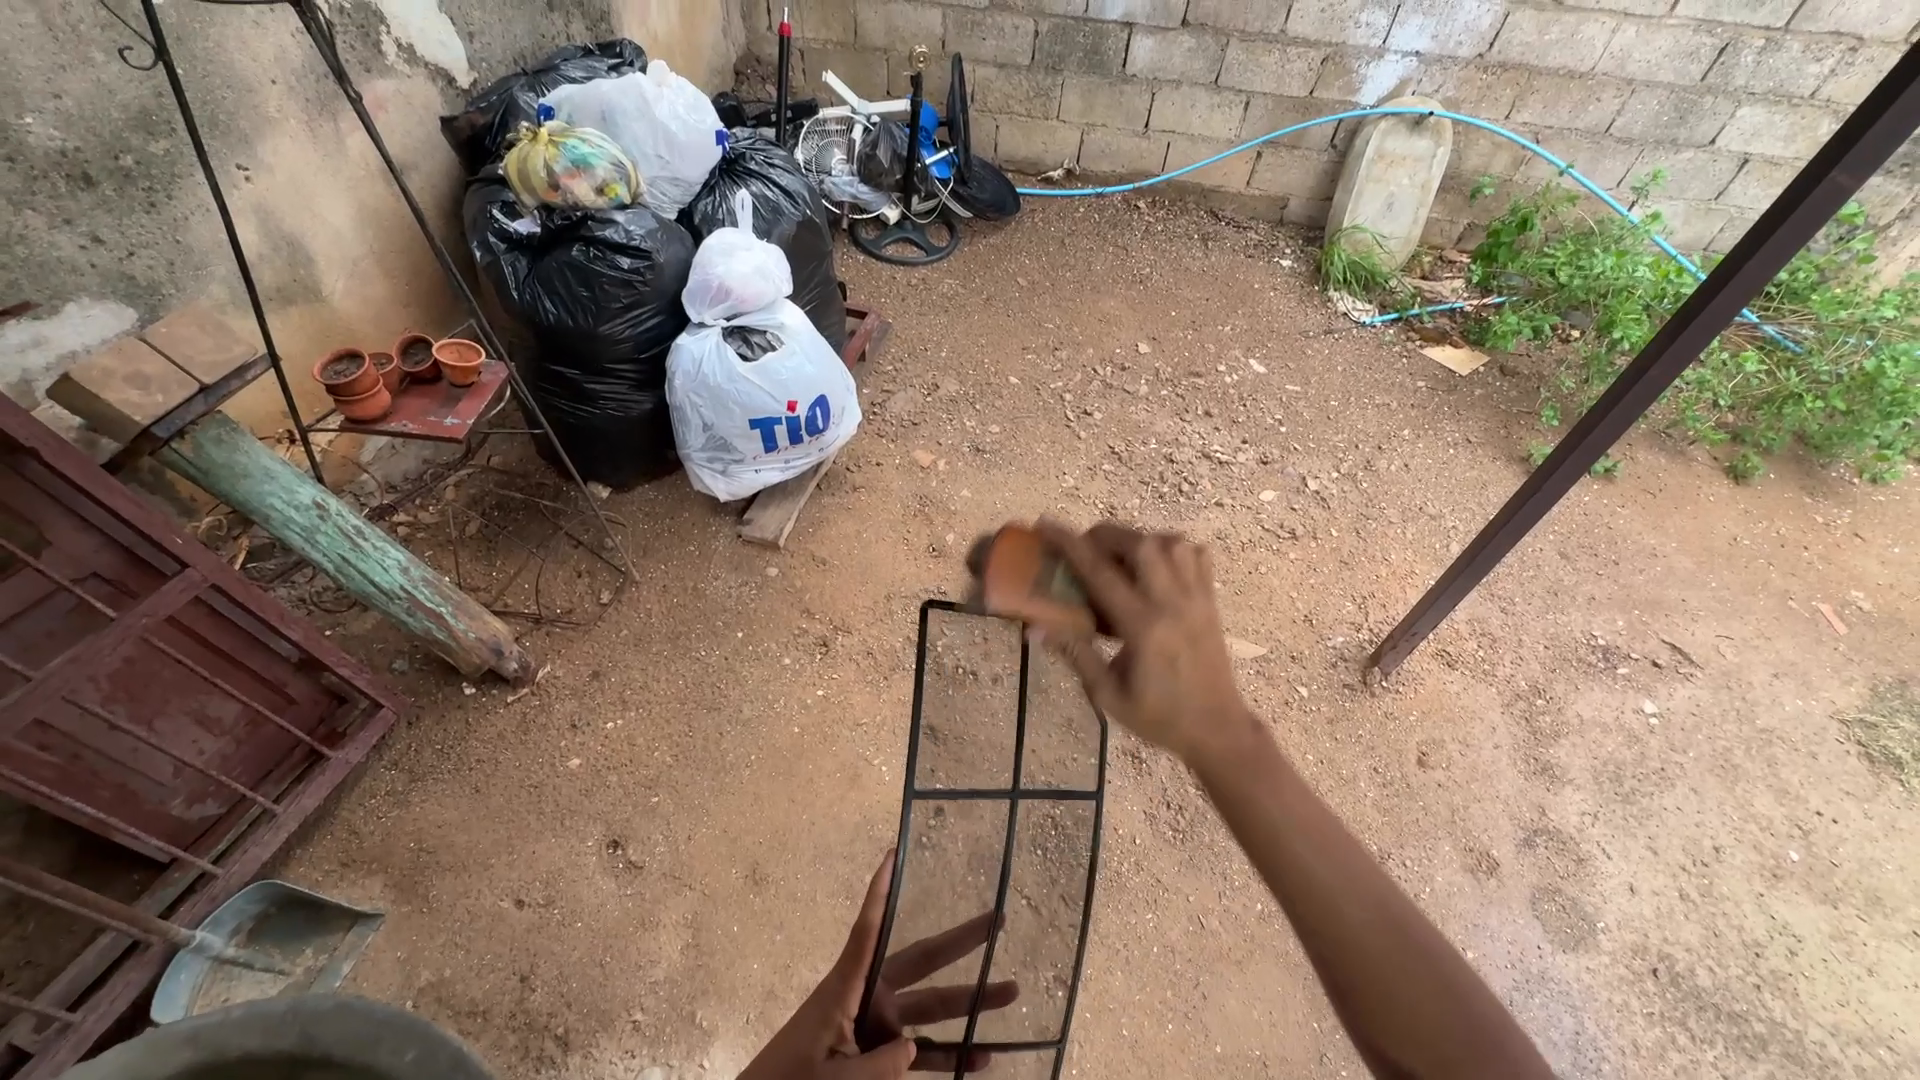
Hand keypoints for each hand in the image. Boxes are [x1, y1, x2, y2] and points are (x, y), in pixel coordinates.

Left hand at [739, 853, 1019, 1079]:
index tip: (894, 852)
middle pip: (922, 962)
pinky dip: (949, 1055)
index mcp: (847, 988)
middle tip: (998, 918)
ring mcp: (877, 1027)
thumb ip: (878, 1067)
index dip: (882, 891)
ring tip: (1012, 990)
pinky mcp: (878, 1057)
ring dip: (970, 1006)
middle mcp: (868, 997)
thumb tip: (913, 1049)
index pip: (869, 929)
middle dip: (961, 942)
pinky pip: (921, 1053)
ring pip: (932, 1010)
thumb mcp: (834, 1078)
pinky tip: (981, 1057)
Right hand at [1030, 520, 1255, 767]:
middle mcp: (1172, 603)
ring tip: (1118, 558)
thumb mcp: (1107, 694)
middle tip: (1084, 550)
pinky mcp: (1211, 600)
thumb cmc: (1159, 716)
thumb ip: (1074, 654)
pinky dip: (1171, 548)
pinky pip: (1195, 555)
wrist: (1217, 729)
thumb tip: (1034, 628)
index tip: (1046, 524)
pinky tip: (1155, 565)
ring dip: (1138, 539)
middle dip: (1105, 536)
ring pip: (1171, 542)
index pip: (1100, 572)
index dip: (1070, 544)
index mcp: (1143, 627)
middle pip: (1140, 544)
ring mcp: (1197, 597)